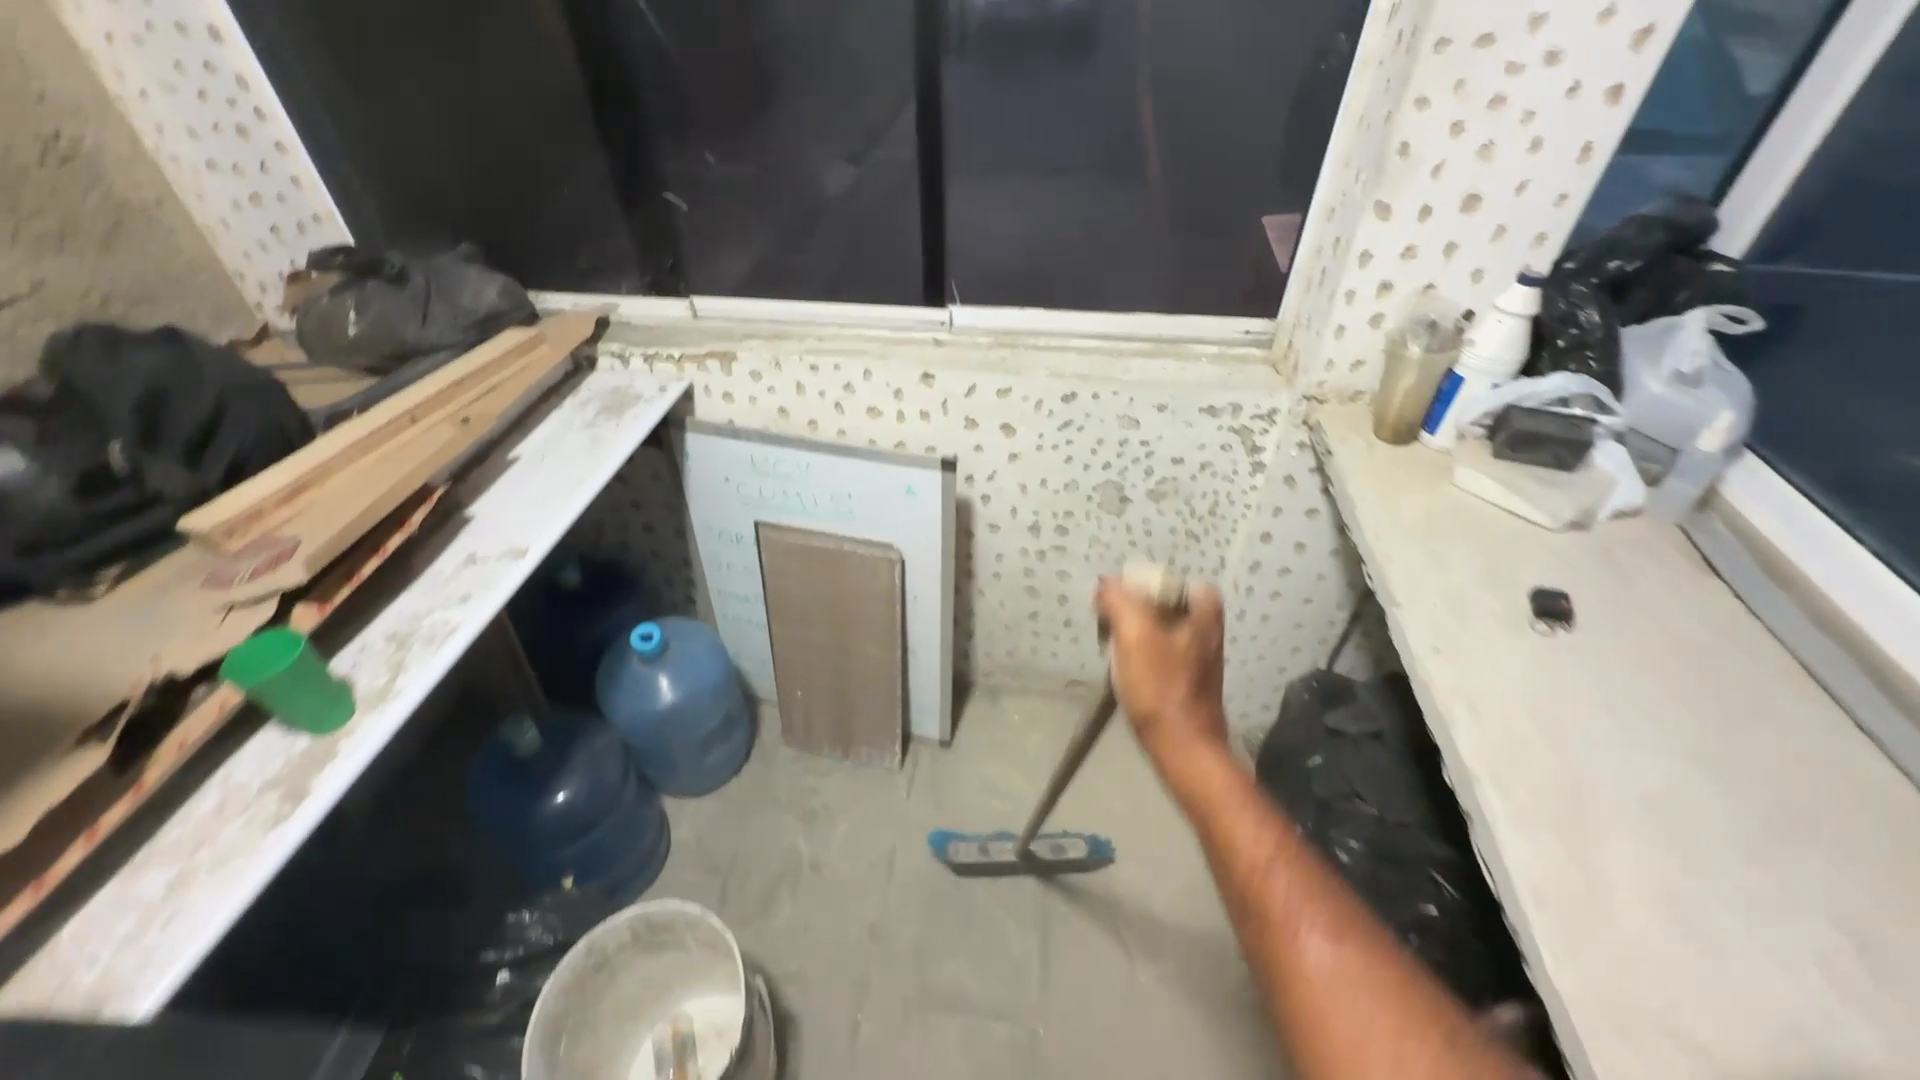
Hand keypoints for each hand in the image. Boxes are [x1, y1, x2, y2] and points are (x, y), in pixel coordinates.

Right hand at [1094, 576, 1228, 771]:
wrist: (1182, 745)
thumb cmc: (1160, 685)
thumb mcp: (1134, 632)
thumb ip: (1118, 599)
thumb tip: (1107, 583)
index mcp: (1205, 608)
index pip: (1166, 580)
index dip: (1139, 588)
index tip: (1119, 604)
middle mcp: (1209, 628)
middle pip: (1161, 605)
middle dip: (1133, 612)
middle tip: (1112, 626)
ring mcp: (1200, 655)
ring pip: (1158, 630)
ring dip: (1134, 637)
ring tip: (1115, 651)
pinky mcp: (1188, 679)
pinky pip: (1159, 655)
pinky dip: (1141, 659)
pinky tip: (1127, 673)